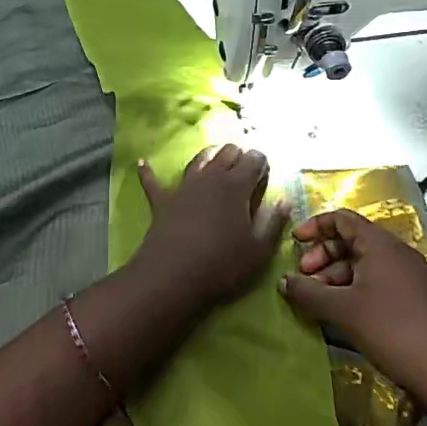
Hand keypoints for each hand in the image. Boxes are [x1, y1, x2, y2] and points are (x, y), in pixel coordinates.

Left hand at [132, 144, 284, 306]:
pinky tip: (142, 162)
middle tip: (244, 160)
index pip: (252, 161)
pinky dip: (148, 172)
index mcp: (236, 186)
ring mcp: (183, 187)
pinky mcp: (162, 200)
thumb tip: (284, 199)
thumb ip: (273, 221)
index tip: (265, 166)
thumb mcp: (259, 249)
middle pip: (225, 154)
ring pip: (197, 161)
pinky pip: (152, 182)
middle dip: (237, 153)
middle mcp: (209, 178)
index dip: (260, 161)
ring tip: (215, 152)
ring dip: (208, 154)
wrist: (175, 273)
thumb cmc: (224, 263)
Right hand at [281, 210, 426, 414]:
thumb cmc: (393, 330)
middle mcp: (397, 253)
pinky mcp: (419, 301)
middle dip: (322, 256)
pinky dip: (355, 291)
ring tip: (319, 302)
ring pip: (364, 265)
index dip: (315, 226)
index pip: (342, 219)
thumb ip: (307, 292)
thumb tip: (284, 281)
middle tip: (304, 278)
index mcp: (380, 244)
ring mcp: (411, 278)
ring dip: (336, 277)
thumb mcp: (342, 310)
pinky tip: (344, 315)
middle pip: (351, 241)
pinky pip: (379, 283)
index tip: (294, 242)